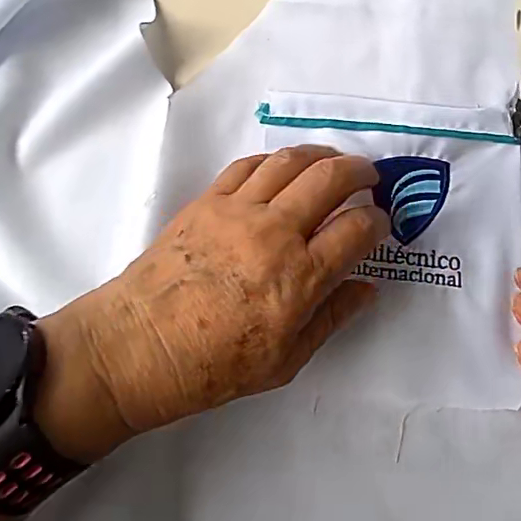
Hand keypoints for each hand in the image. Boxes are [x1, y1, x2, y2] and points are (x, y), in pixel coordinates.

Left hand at [34, 146, 389, 462]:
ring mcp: (237, 211)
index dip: (377, 221)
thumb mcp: (285, 361)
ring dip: (320, 156)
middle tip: (368, 179)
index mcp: (301, 276)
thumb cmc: (214, 365)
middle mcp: (274, 233)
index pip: (357, 229)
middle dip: (360, 172)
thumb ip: (331, 318)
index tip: (379, 222)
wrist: (141, 344)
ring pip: (289, 162)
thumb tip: (366, 288)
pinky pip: (247, 166)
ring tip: (332, 162)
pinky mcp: (206, 202)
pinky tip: (281, 169)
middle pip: (330, 179)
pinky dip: (273, 160)